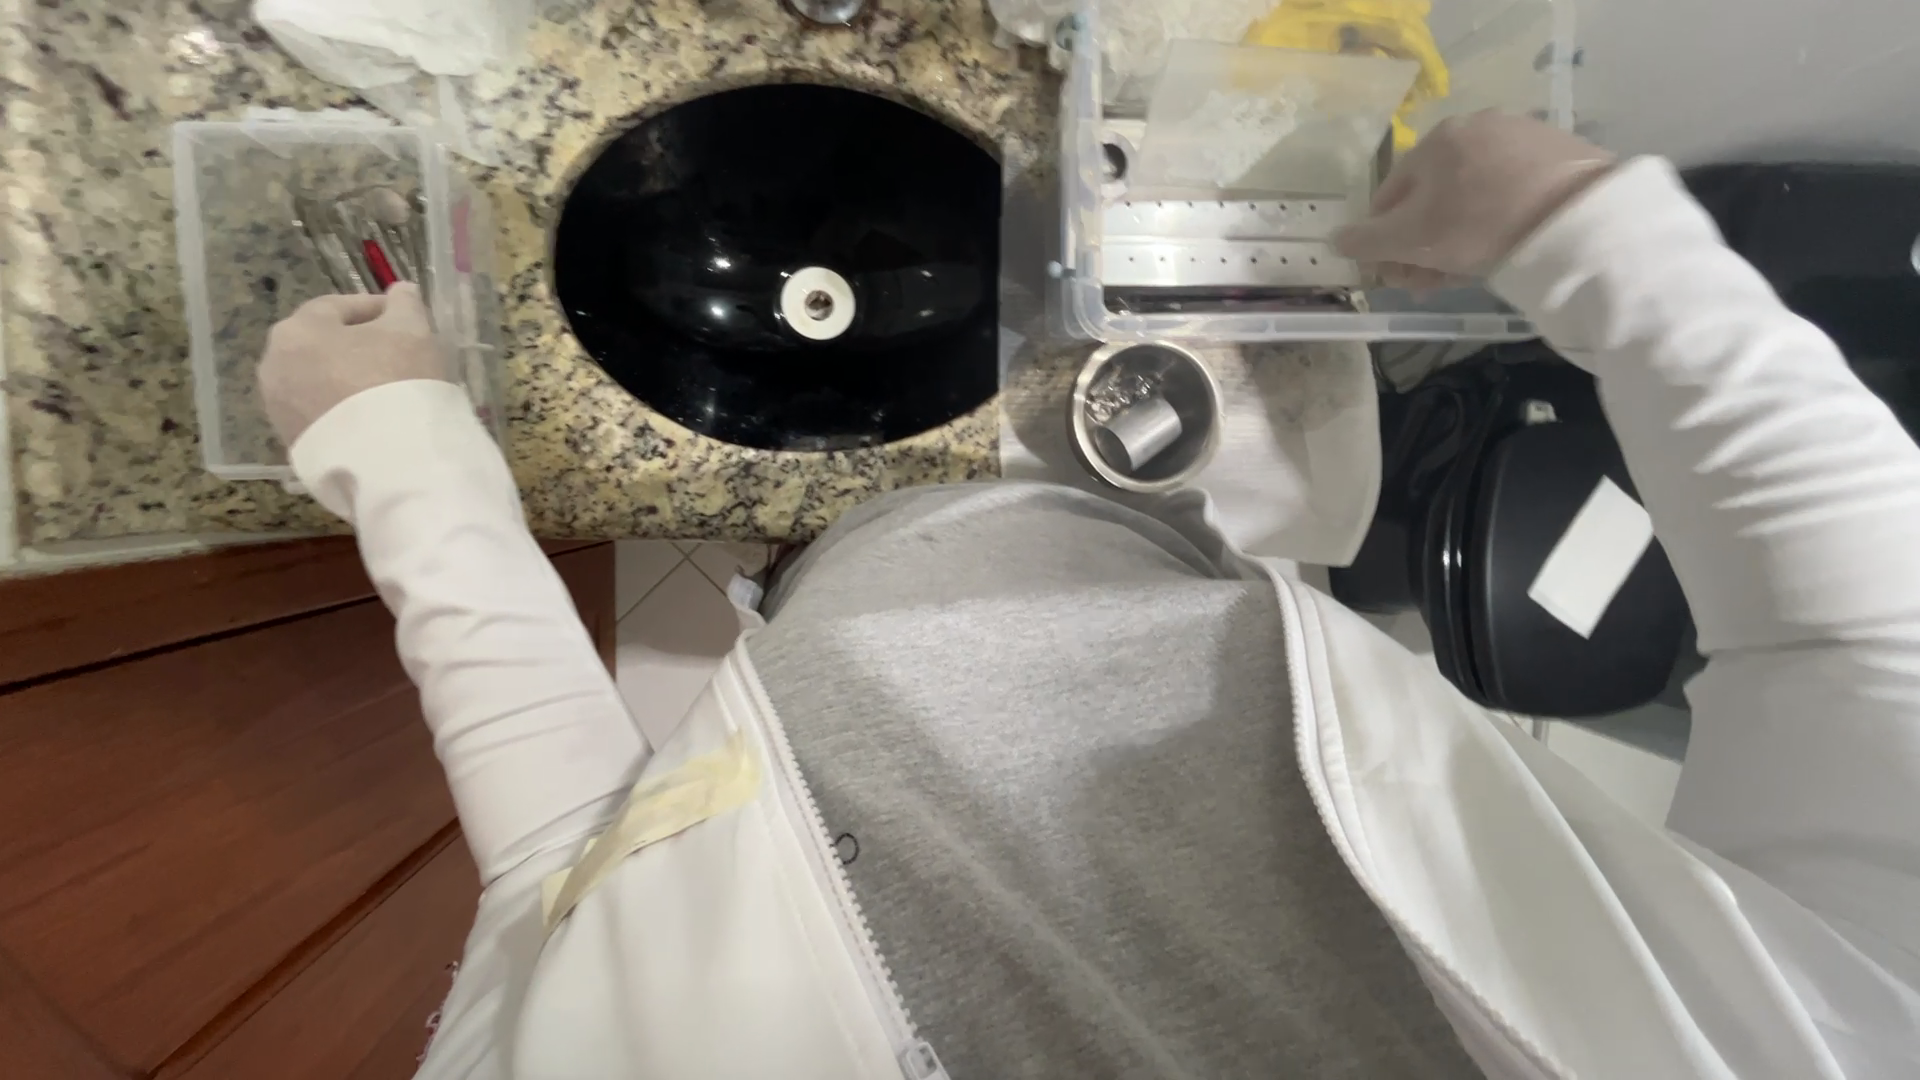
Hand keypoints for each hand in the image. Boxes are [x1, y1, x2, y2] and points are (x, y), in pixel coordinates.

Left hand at [258, 283, 446, 445]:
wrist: (387, 454)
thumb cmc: (398, 380)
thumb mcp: (414, 333)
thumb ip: (407, 306)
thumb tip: (403, 291)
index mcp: (299, 329)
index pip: (336, 306)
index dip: (375, 308)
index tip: (407, 317)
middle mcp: (274, 362)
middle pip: (321, 345)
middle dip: (357, 346)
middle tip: (397, 356)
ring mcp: (278, 404)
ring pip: (318, 380)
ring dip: (347, 379)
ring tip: (385, 392)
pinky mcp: (292, 439)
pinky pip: (321, 414)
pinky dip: (343, 410)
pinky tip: (373, 419)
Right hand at [1334, 111, 1616, 287]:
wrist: (1572, 217)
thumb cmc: (1473, 223)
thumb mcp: (1405, 240)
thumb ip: (1363, 241)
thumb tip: (1336, 240)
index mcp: (1434, 141)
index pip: (1387, 200)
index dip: (1383, 244)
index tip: (1396, 275)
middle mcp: (1474, 127)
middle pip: (1428, 200)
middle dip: (1419, 246)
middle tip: (1425, 283)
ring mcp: (1519, 137)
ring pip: (1464, 201)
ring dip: (1450, 242)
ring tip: (1459, 274)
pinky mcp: (1556, 154)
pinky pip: (1503, 195)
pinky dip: (1490, 225)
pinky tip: (1495, 251)